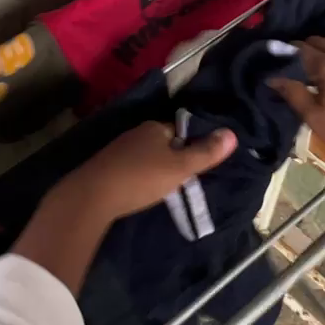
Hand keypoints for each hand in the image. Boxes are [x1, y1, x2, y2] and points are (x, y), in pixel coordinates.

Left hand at [58, 120, 237, 221]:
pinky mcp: (106, 166)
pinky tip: (140, 189)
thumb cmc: (140, 178)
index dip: (191, 144)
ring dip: (154, 167)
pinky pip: (131, 166)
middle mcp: (136, 133)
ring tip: (164, 187)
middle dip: (172, 156)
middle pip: (162, 142)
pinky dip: (139, 175)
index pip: (180, 130)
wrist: (92, 196)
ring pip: (145, 155)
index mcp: (155, 128)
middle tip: (184, 178)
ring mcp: (118, 149)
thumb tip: (232, 133)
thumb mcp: (179, 168)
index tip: (199, 161)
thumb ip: (205, 153)